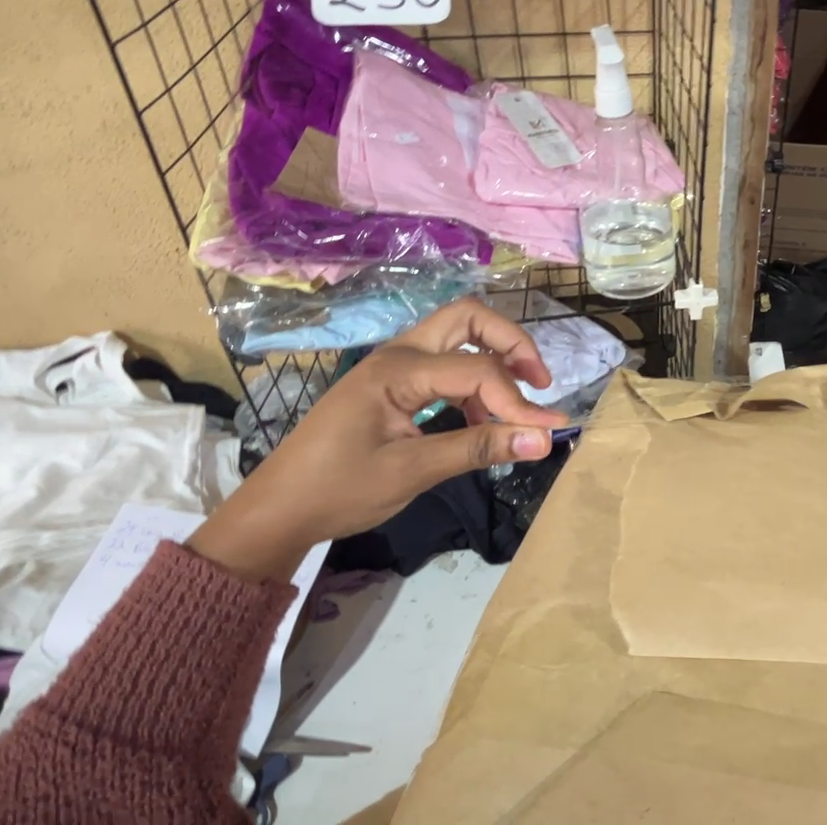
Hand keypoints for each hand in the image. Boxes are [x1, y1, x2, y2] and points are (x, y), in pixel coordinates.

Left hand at [189, 300, 567, 581]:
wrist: (278, 508)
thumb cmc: (338, 489)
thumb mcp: (412, 471)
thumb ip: (478, 448)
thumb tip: (542, 440)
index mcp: (399, 369)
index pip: (478, 370)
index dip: (518, 400)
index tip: (548, 433)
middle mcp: (399, 353)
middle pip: (470, 318)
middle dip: (512, 343)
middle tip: (539, 382)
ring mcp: (395, 365)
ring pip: (458, 335)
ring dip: (494, 358)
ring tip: (516, 406)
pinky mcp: (394, 383)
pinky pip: (446, 363)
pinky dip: (473, 381)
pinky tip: (481, 421)